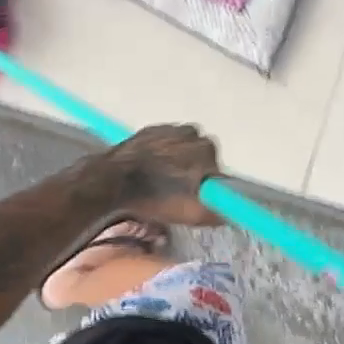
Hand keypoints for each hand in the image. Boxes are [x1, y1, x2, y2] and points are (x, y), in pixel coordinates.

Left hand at [96, 124, 222, 225]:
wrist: (112, 181)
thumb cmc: (155, 198)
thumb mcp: (192, 214)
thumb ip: (218, 213)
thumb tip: (231, 215)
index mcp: (208, 151)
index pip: (216, 172)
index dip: (206, 187)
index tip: (192, 198)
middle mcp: (194, 133)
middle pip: (200, 158)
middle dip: (191, 173)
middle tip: (174, 192)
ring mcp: (170, 128)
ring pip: (182, 149)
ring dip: (175, 162)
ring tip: (159, 181)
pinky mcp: (150, 129)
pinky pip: (164, 143)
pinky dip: (160, 154)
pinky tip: (148, 170)